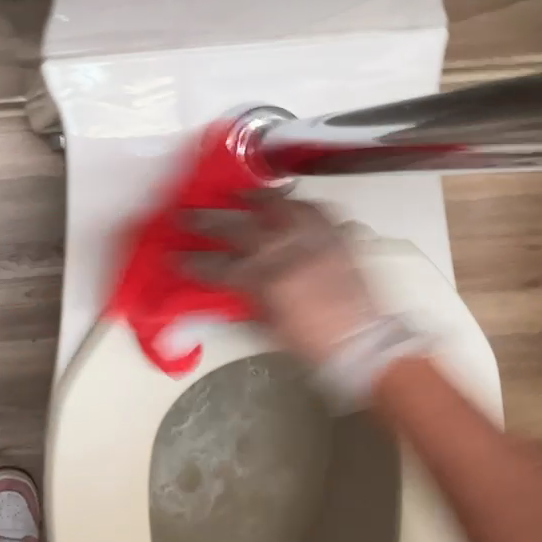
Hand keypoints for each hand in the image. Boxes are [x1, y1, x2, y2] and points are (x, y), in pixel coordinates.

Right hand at [184, 196, 380, 365]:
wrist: (366, 346)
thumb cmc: (313, 344)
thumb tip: (216, 291)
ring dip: (254, 200)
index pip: (215, 265)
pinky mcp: (339, 238)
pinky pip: (316, 211)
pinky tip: (289, 204)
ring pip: (278, 208)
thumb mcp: (265, 329)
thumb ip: (238, 303)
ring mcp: (316, 241)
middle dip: (207, 220)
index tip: (176, 256)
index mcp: (265, 282)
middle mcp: (289, 254)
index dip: (191, 260)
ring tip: (239, 195)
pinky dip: (298, 205)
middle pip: (238, 228)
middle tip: (188, 214)